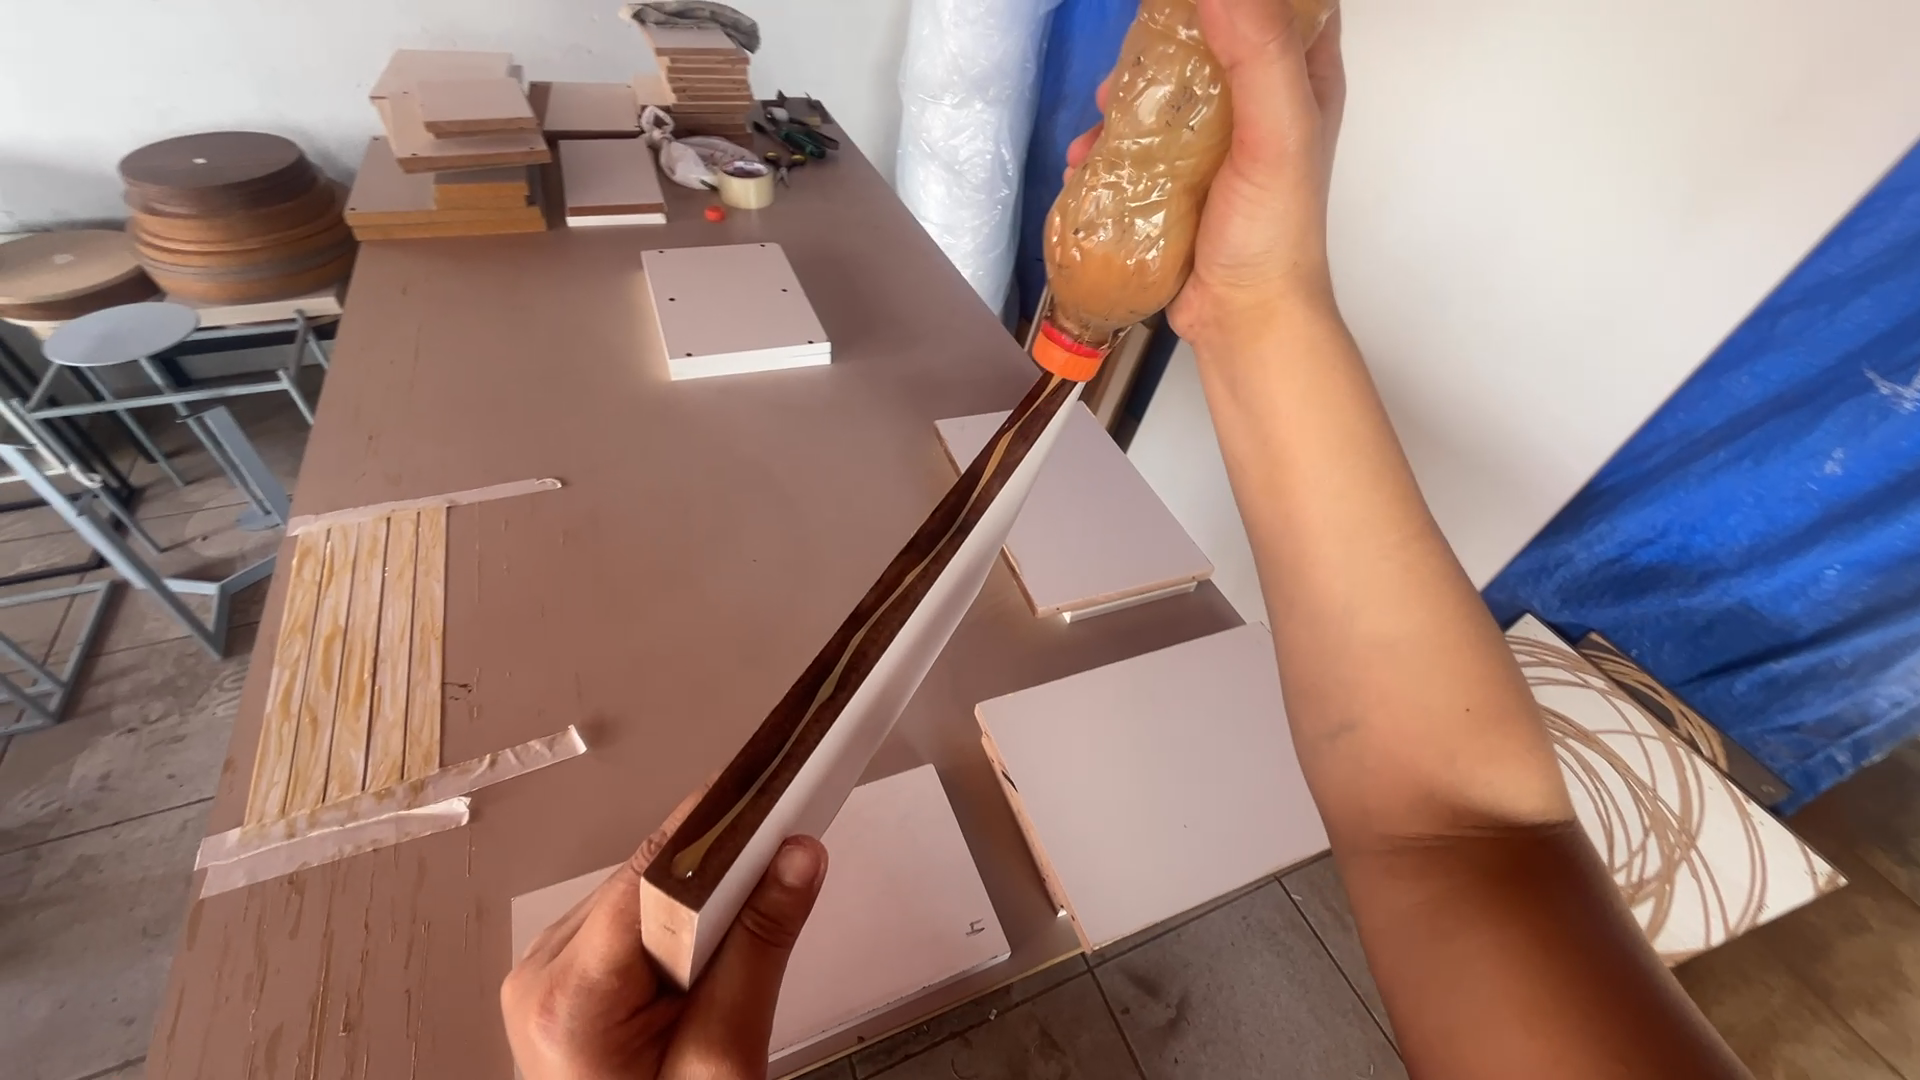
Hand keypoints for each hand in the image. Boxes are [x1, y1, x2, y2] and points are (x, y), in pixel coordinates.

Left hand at [501, 787, 828, 1079]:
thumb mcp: (726, 1056)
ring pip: (646, 886)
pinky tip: (703, 952)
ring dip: (702, 896)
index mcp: (571, 996)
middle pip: (652, 875)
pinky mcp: (566, 967)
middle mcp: (544, 968)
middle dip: (720, 874)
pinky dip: (680, 915)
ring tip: (734, 945)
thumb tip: (798, 855)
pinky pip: (635, 910)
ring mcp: (548, 966)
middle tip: (777, 881)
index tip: (775, 799)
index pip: (655, 875)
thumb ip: (761, 948)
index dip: (719, 833)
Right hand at [1065, 0, 1346, 350]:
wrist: (1240, 318)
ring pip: (1168, 98)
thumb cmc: (1271, 231)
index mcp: (1300, 81)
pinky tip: (1085, 159)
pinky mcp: (1177, 187)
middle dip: (1164, 43)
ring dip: (1128, 99)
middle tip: (1131, 49)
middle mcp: (1258, 108)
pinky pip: (1141, 151)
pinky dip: (1111, 149)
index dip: (1237, 0)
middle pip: (1210, 45)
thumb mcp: (1277, 133)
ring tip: (1098, 111)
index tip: (1184, 3)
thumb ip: (1257, 54)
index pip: (1278, 9)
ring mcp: (1214, 151)